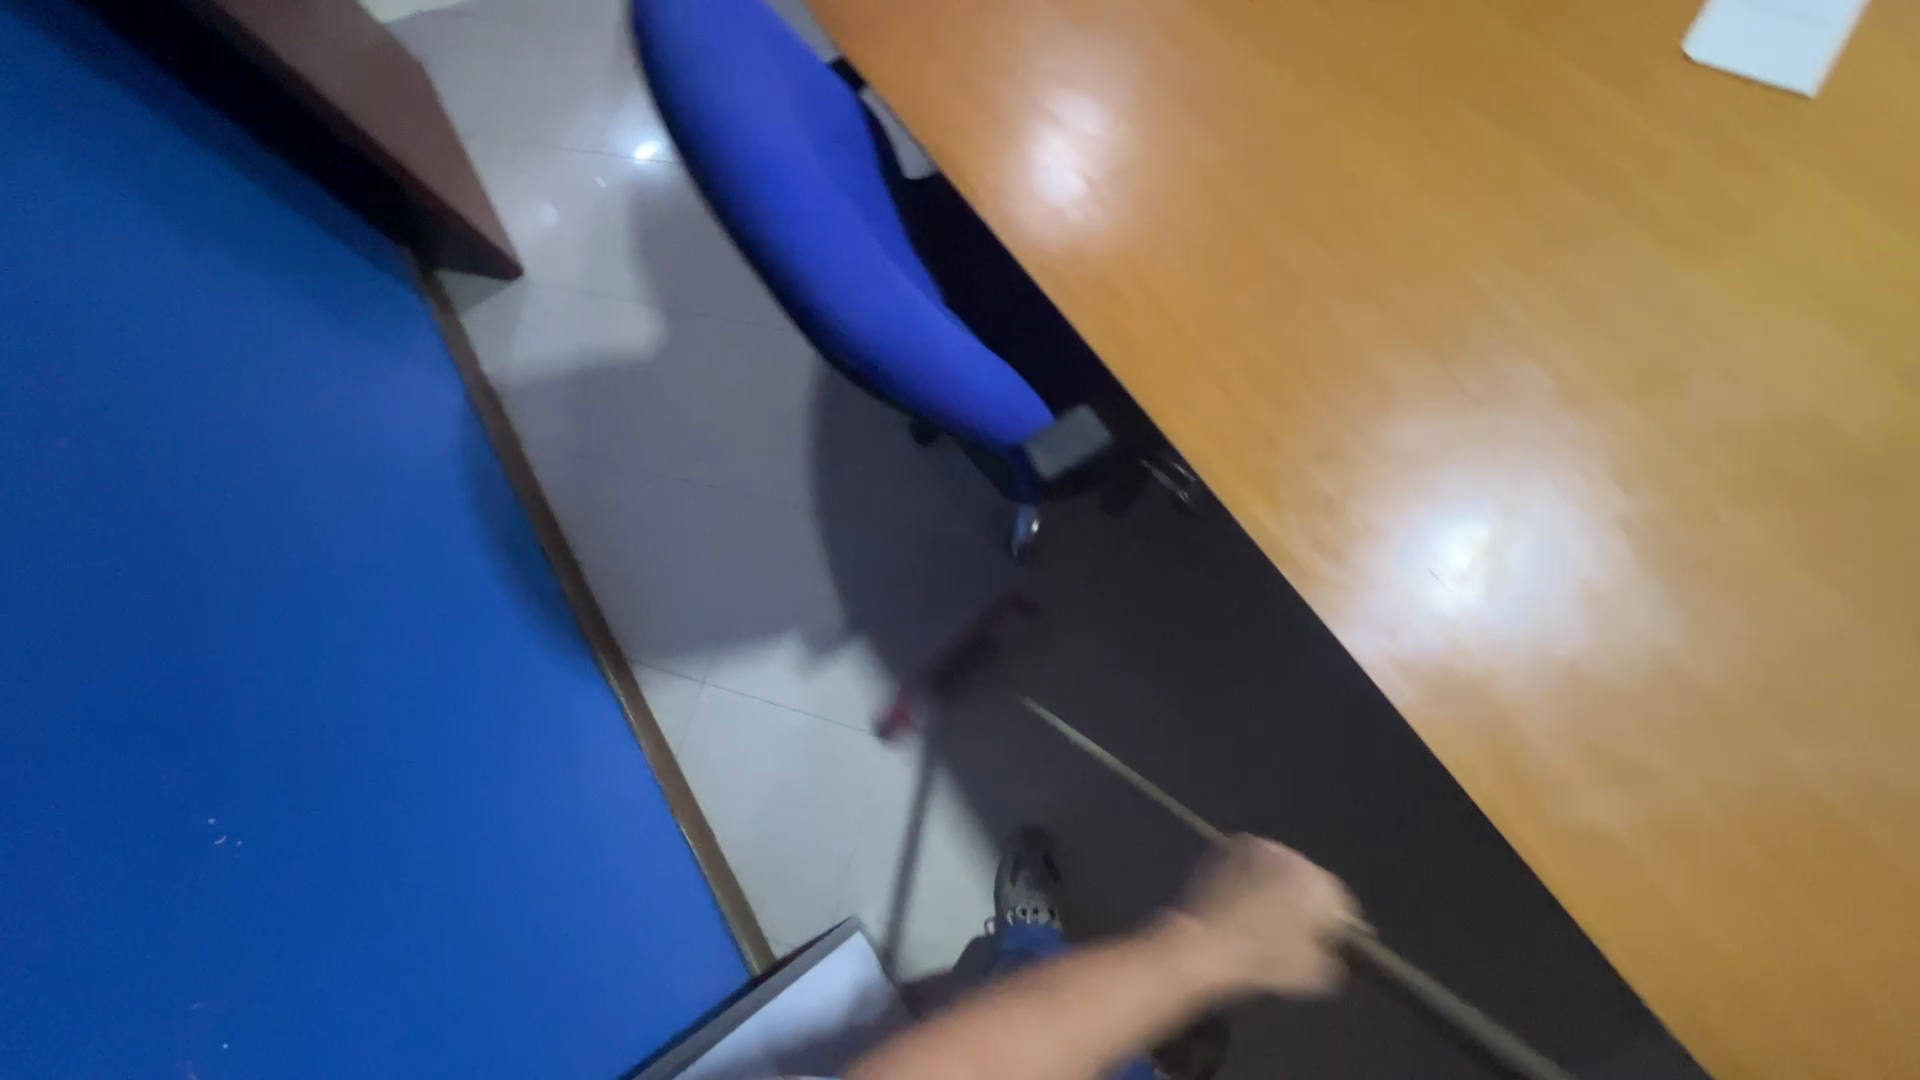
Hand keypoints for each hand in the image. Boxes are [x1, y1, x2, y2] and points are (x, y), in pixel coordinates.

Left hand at [1163, 834, 1357, 997]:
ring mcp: (1262, 846)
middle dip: (1305, 899)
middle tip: (1294, 924)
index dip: (1333, 924)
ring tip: (1266, 910)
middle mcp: (1296, 858)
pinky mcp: (1233, 845)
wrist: (1210, 940)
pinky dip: (1254, 873)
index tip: (1324, 939)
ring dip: (1280, 883)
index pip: (1341, 903)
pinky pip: (1254, 860)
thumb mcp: (1317, 974)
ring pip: (1282, 867)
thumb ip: (1334, 959)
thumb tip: (1334, 954)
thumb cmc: (1267, 960)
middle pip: (1310, 880)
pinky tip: (1245, 895)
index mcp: (1323, 885)